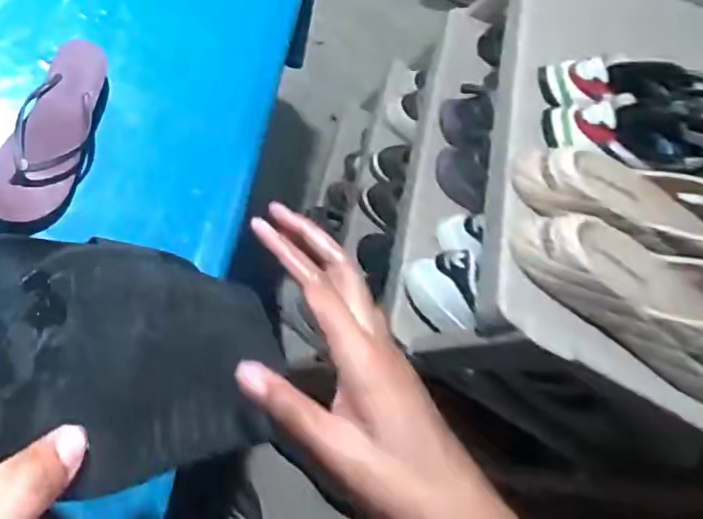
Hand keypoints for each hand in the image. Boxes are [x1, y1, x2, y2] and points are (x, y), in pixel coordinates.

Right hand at [236, 202, 514, 518]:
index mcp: (361, 352)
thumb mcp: (338, 450)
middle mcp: (376, 339)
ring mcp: (387, 349)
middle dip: (310, 235)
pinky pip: (358, 302)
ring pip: (355, 284)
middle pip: (344, 270)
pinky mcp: (389, 363)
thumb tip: (240, 367)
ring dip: (323, 252)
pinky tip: (322, 290)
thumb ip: (289, 408)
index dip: (287, 251)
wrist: (462, 511)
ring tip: (295, 235)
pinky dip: (333, 278)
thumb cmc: (399, 479)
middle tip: (277, 212)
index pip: (318, 287)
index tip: (259, 224)